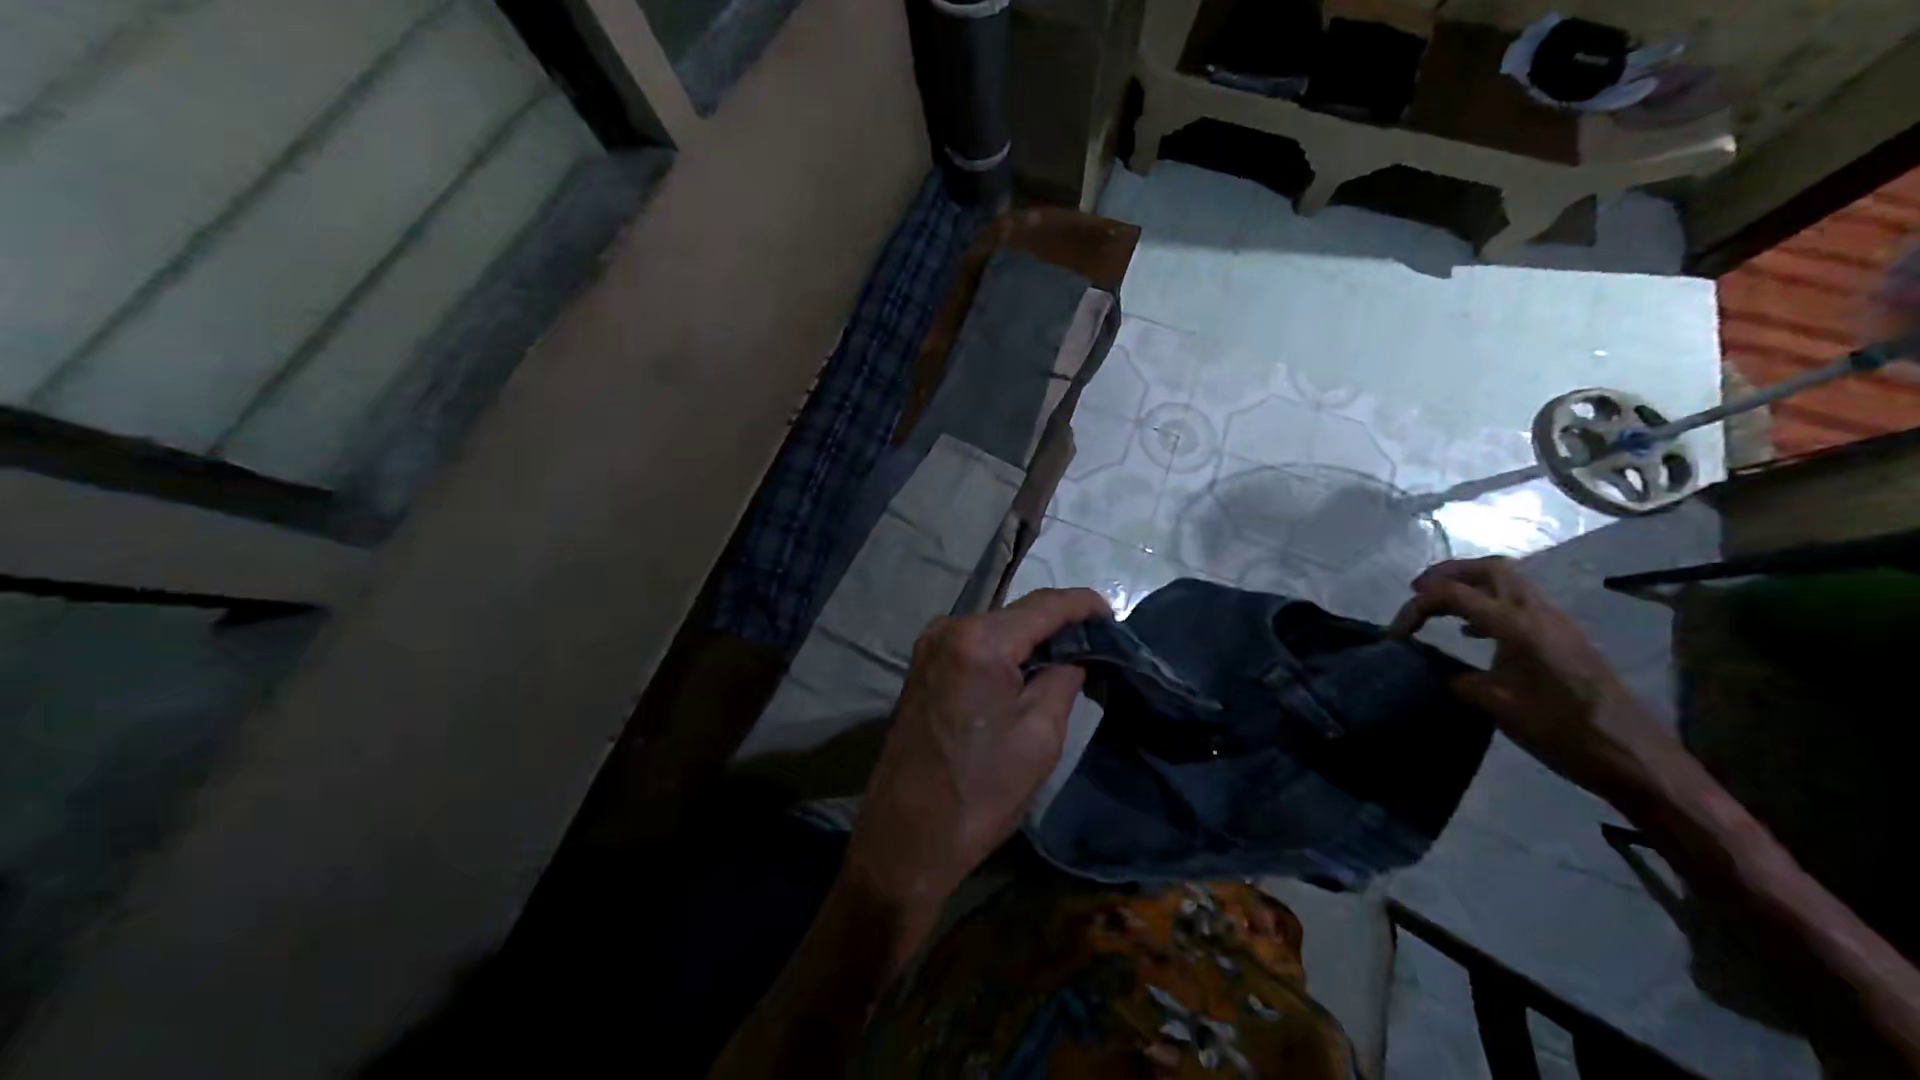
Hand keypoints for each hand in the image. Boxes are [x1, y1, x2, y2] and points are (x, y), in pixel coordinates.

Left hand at [843, 588, 1110, 912]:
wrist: (907, 836)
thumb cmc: (980, 790)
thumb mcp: (1040, 734)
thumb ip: (1063, 676)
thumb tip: (1075, 653)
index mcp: (978, 640)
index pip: (1045, 604)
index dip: (1085, 605)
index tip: (1115, 616)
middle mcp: (948, 629)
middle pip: (1018, 612)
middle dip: (1060, 624)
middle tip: (1099, 645)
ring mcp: (930, 646)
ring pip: (997, 627)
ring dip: (1032, 639)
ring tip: (1070, 659)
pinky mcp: (923, 667)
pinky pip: (975, 645)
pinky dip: (1005, 652)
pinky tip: (1028, 671)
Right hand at [1389, 557, 1681, 801]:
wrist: (1635, 757)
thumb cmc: (1563, 731)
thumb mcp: (1499, 707)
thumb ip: (1462, 680)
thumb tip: (1442, 671)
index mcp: (1518, 626)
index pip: (1455, 595)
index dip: (1417, 607)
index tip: (1397, 633)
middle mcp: (1539, 613)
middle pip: (1489, 568)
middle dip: (1448, 573)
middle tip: (1417, 592)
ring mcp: (1558, 622)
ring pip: (1509, 581)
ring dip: (1470, 584)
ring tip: (1440, 605)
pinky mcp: (1565, 637)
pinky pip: (1521, 602)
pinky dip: (1490, 603)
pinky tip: (1474, 631)